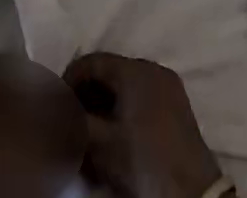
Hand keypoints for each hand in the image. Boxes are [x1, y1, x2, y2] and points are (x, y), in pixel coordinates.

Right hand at [63, 53, 223, 197]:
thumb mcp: (100, 142)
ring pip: (127, 84)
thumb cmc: (143, 160)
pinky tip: (115, 130)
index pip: (92, 61)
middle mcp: (153, 69)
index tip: (58, 100)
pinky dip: (125, 107)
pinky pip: (143, 95)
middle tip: (73, 114)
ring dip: (105, 101)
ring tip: (92, 126)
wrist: (192, 194)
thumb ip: (73, 119)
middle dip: (88, 91)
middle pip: (110, 71)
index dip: (70, 78)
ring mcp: (169, 87)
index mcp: (134, 70)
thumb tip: (54, 107)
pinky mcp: (178, 105)